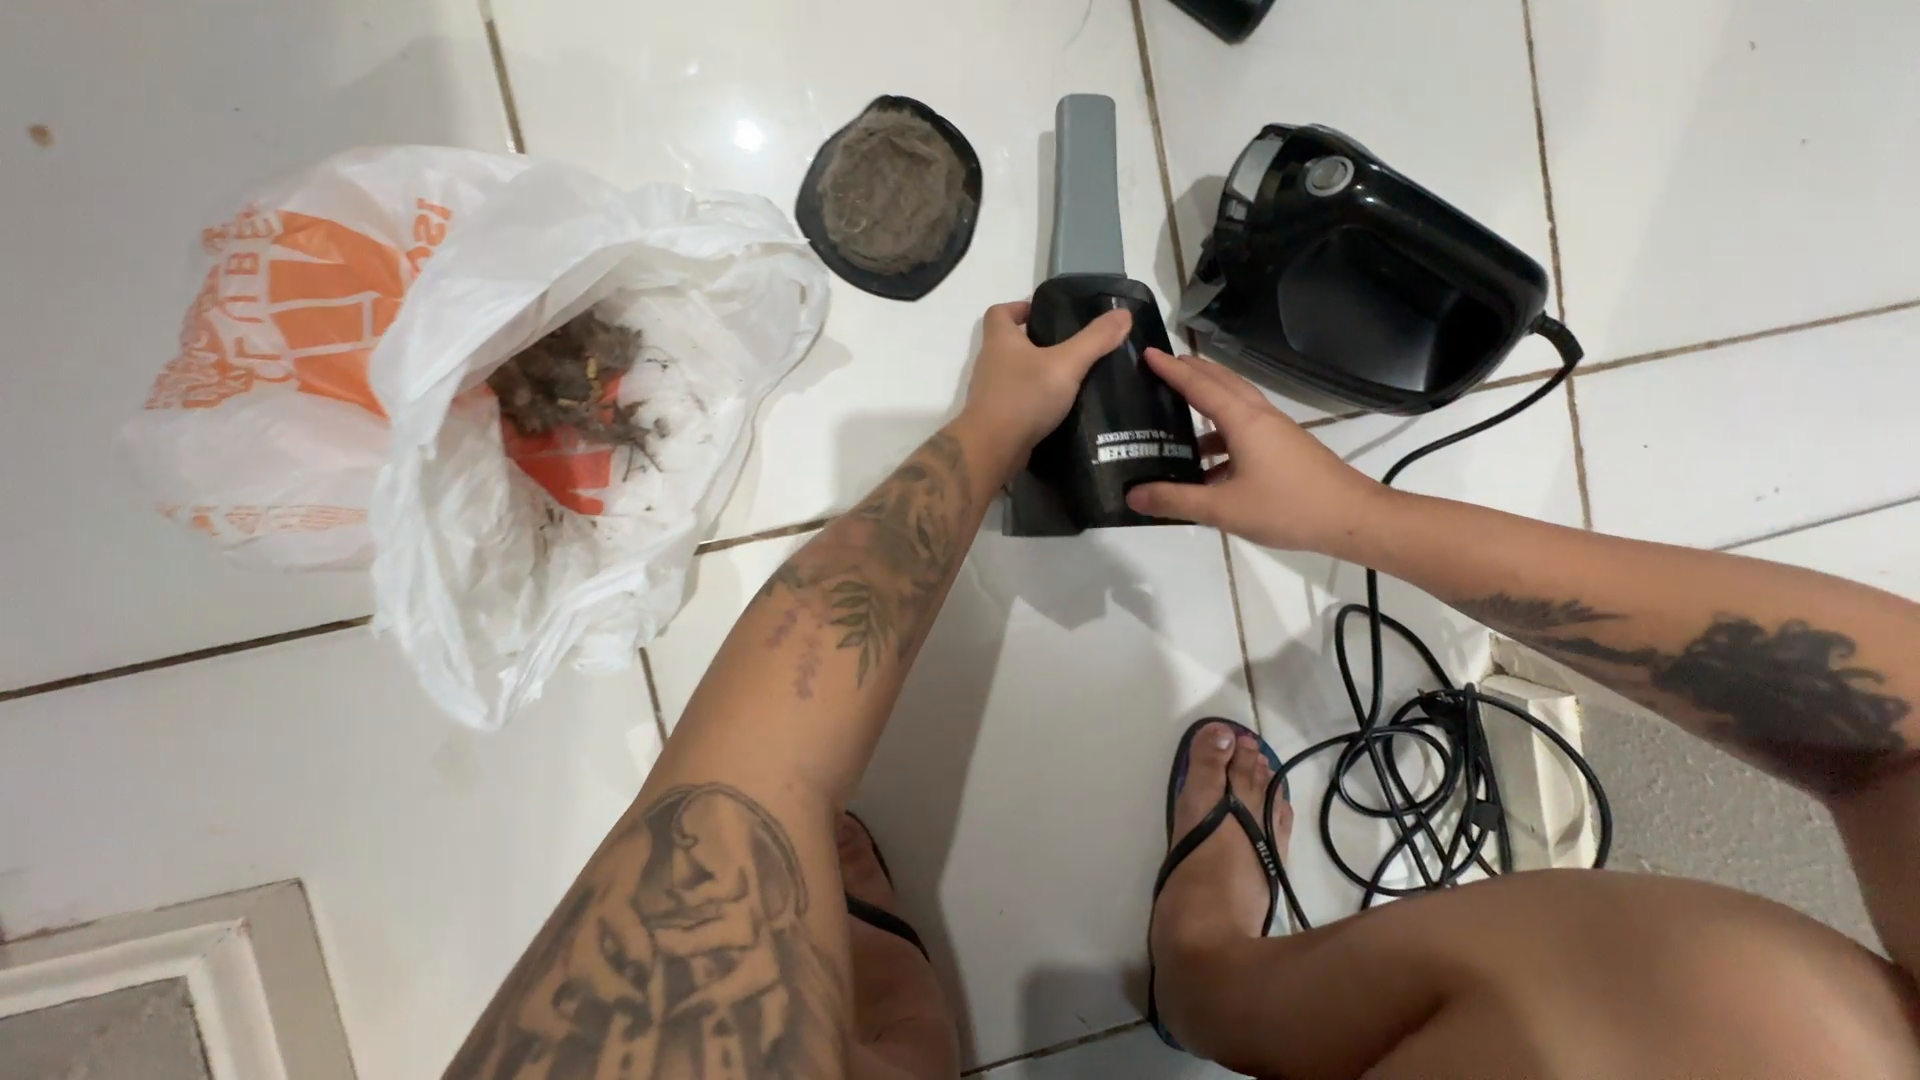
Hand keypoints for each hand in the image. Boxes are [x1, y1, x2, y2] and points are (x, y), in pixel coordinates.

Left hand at [960, 300, 1131, 457]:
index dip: (1017, 308)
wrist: (992, 449)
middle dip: (1033, 342)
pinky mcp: (996, 419)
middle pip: (1007, 344)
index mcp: (999, 341)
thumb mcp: (1066, 364)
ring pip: (1013, 375)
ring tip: (1068, 378)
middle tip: (1067, 346)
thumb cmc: (1024, 397)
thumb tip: (1123, 314)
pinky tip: (1057, 409)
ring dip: (1035, 373)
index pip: (999, 313)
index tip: (1041, 313)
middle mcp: (989, 363)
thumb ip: (1095, 340)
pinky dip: (1033, 401)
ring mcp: (990, 393)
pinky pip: (1016, 401)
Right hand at [1125, 349, 1388, 553]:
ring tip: (1178, 412)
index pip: (1199, 386)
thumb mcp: (1222, 509)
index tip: (1148, 354)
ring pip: (1236, 405)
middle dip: (1192, 372)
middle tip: (1162, 368)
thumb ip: (1175, 501)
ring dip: (1208, 401)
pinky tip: (1206, 464)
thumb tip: (1132, 496)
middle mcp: (1259, 417)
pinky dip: (1221, 432)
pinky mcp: (1285, 448)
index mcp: (1243, 421)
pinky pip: (1245, 428)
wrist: (1352, 518)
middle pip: (1222, 383)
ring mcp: (1276, 432)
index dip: (1171, 370)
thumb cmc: (1286, 508)